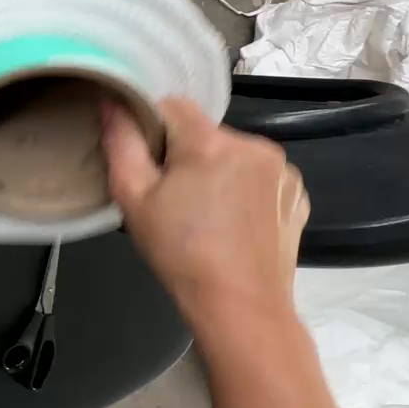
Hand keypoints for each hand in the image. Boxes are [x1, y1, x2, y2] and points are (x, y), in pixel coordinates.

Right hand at [102, 97, 309, 338]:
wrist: (242, 305)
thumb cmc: (178, 249)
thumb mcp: (131, 194)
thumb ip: (120, 141)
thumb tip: (112, 101)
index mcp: (212, 144)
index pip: (170, 104)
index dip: (148, 125)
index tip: (141, 159)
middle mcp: (255, 147)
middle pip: (200, 129)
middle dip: (178, 149)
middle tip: (164, 190)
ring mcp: (282, 172)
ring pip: (226, 150)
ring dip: (208, 165)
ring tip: (196, 205)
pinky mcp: (296, 194)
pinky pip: (253, 171)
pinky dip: (235, 183)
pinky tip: (225, 215)